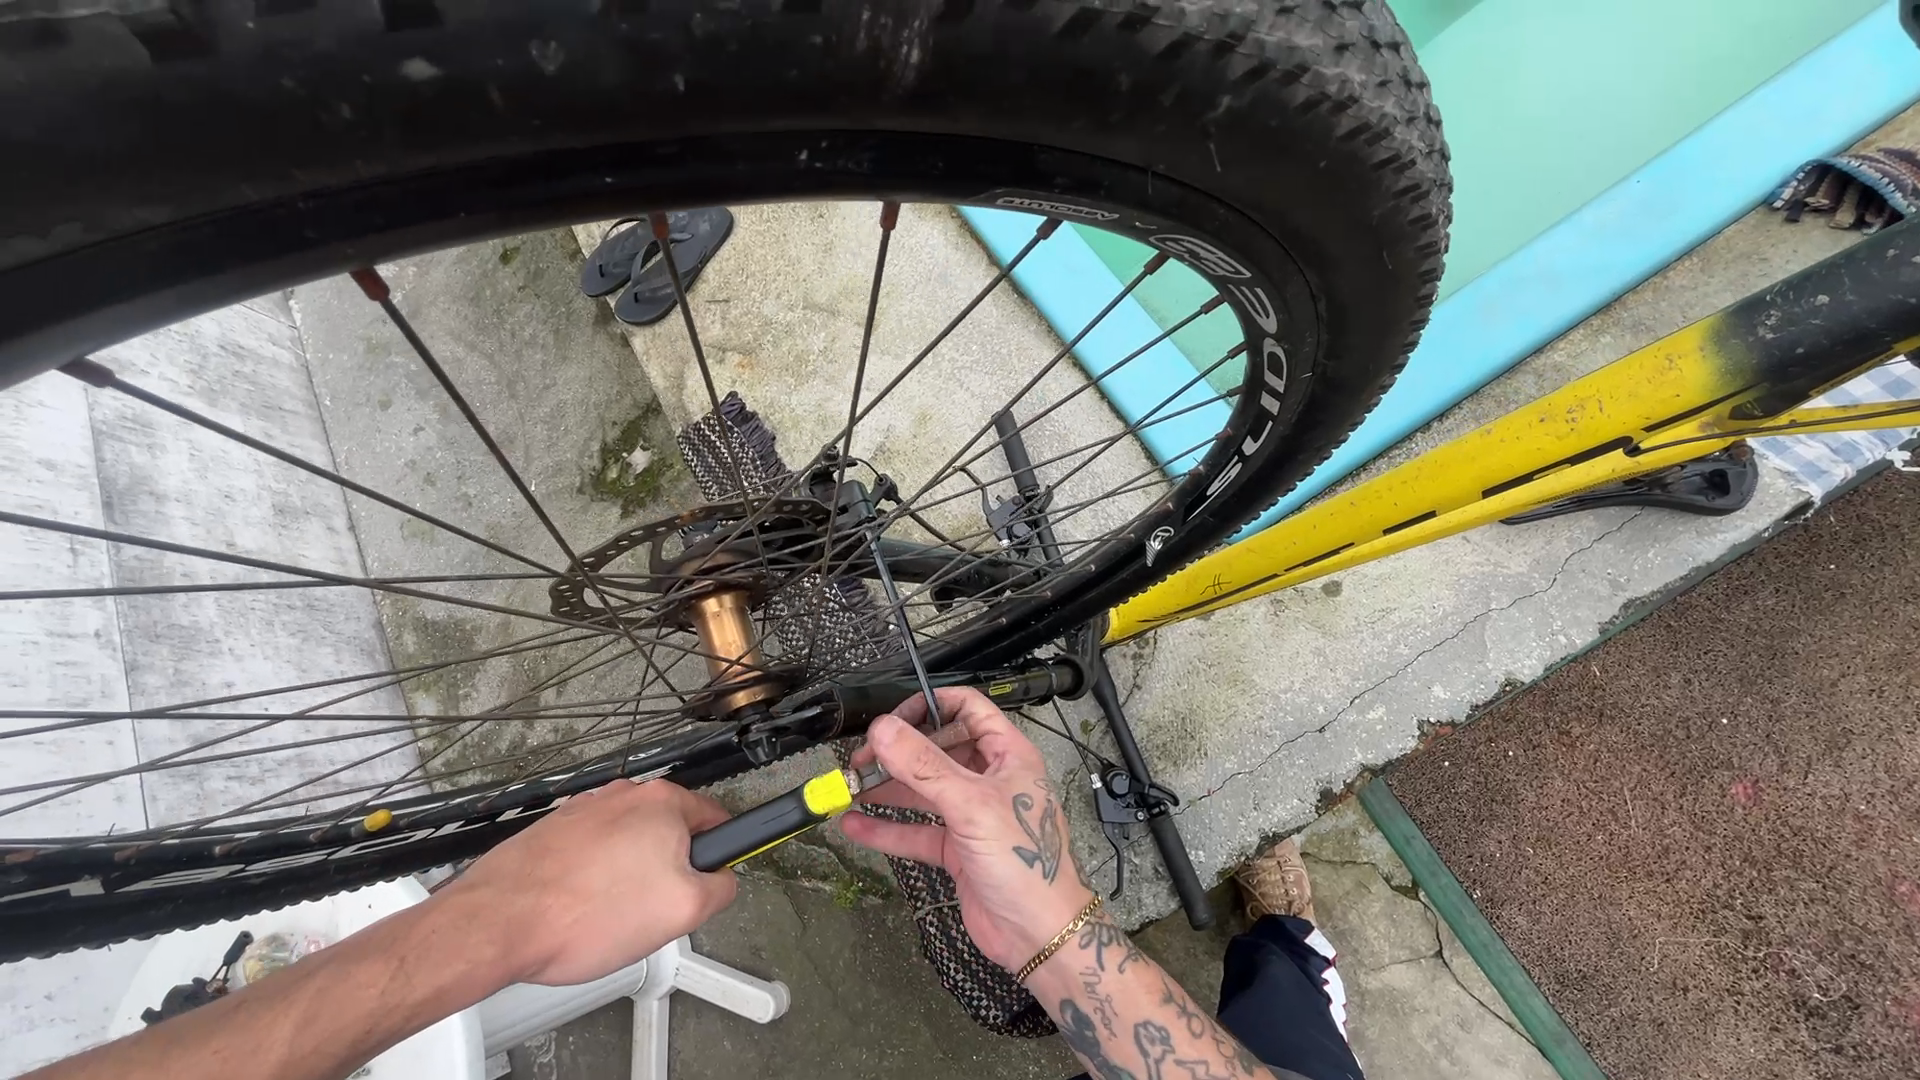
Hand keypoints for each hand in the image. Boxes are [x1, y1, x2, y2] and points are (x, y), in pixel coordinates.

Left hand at [435, 778, 737, 985]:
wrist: (496, 922)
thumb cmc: (588, 914)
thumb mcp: (683, 911)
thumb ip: (720, 887)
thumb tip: (722, 878)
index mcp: (664, 801)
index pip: (716, 820)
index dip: (715, 859)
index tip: (700, 886)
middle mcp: (626, 794)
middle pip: (669, 833)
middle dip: (667, 870)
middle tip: (650, 910)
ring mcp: (586, 808)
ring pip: (629, 844)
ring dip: (627, 874)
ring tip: (605, 914)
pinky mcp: (554, 829)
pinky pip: (591, 853)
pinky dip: (591, 877)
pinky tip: (576, 908)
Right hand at [838, 688, 1093, 971]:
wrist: (1041, 936)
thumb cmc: (1027, 864)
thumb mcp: (972, 805)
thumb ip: (924, 767)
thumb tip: (885, 730)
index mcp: (1007, 754)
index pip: (967, 709)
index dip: (930, 706)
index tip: (893, 718)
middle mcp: (989, 779)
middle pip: (937, 749)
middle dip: (899, 751)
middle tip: (863, 757)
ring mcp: (972, 814)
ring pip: (923, 790)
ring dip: (887, 788)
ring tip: (851, 787)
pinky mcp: (957, 848)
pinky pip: (916, 830)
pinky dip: (887, 827)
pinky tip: (856, 826)